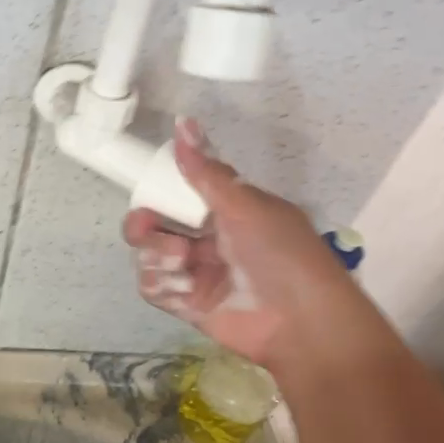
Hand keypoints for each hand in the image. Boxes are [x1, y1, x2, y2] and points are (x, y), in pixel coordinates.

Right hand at [125, 118, 357, 369]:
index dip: (157, 194)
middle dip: (144, 227)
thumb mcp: (246, 205)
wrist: (299, 320)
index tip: (149, 194)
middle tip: (147, 228)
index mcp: (224, 212)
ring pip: (148, 258)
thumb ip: (206, 172)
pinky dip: (160, 284)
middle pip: (152, 227)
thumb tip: (182, 122)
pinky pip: (153, 288)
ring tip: (182, 263)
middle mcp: (206, 240)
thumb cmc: (281, 253)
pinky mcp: (185, 305)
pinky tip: (181, 286)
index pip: (176, 196)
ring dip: (157, 256)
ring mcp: (194, 274)